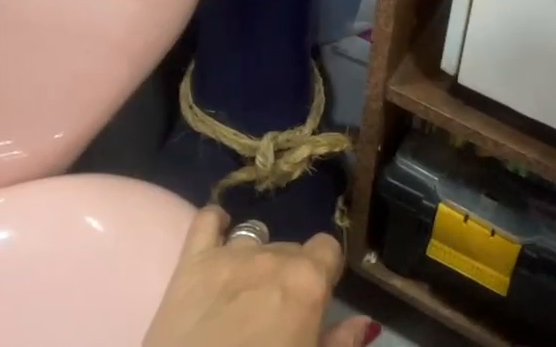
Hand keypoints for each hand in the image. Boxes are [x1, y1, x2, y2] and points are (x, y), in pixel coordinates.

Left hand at [142, 207, 378, 346]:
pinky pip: (207, 220)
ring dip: (255, 257)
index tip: (315, 298)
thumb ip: (340, 341)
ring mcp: (230, 254)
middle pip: (290, 247)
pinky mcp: (191, 261)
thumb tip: (364, 322)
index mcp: (309, 280)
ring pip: (254, 237)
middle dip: (288, 272)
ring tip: (245, 291)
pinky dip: (216, 222)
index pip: (328, 248)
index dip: (323, 272)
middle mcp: (274, 255)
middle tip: (276, 312)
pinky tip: (219, 233)